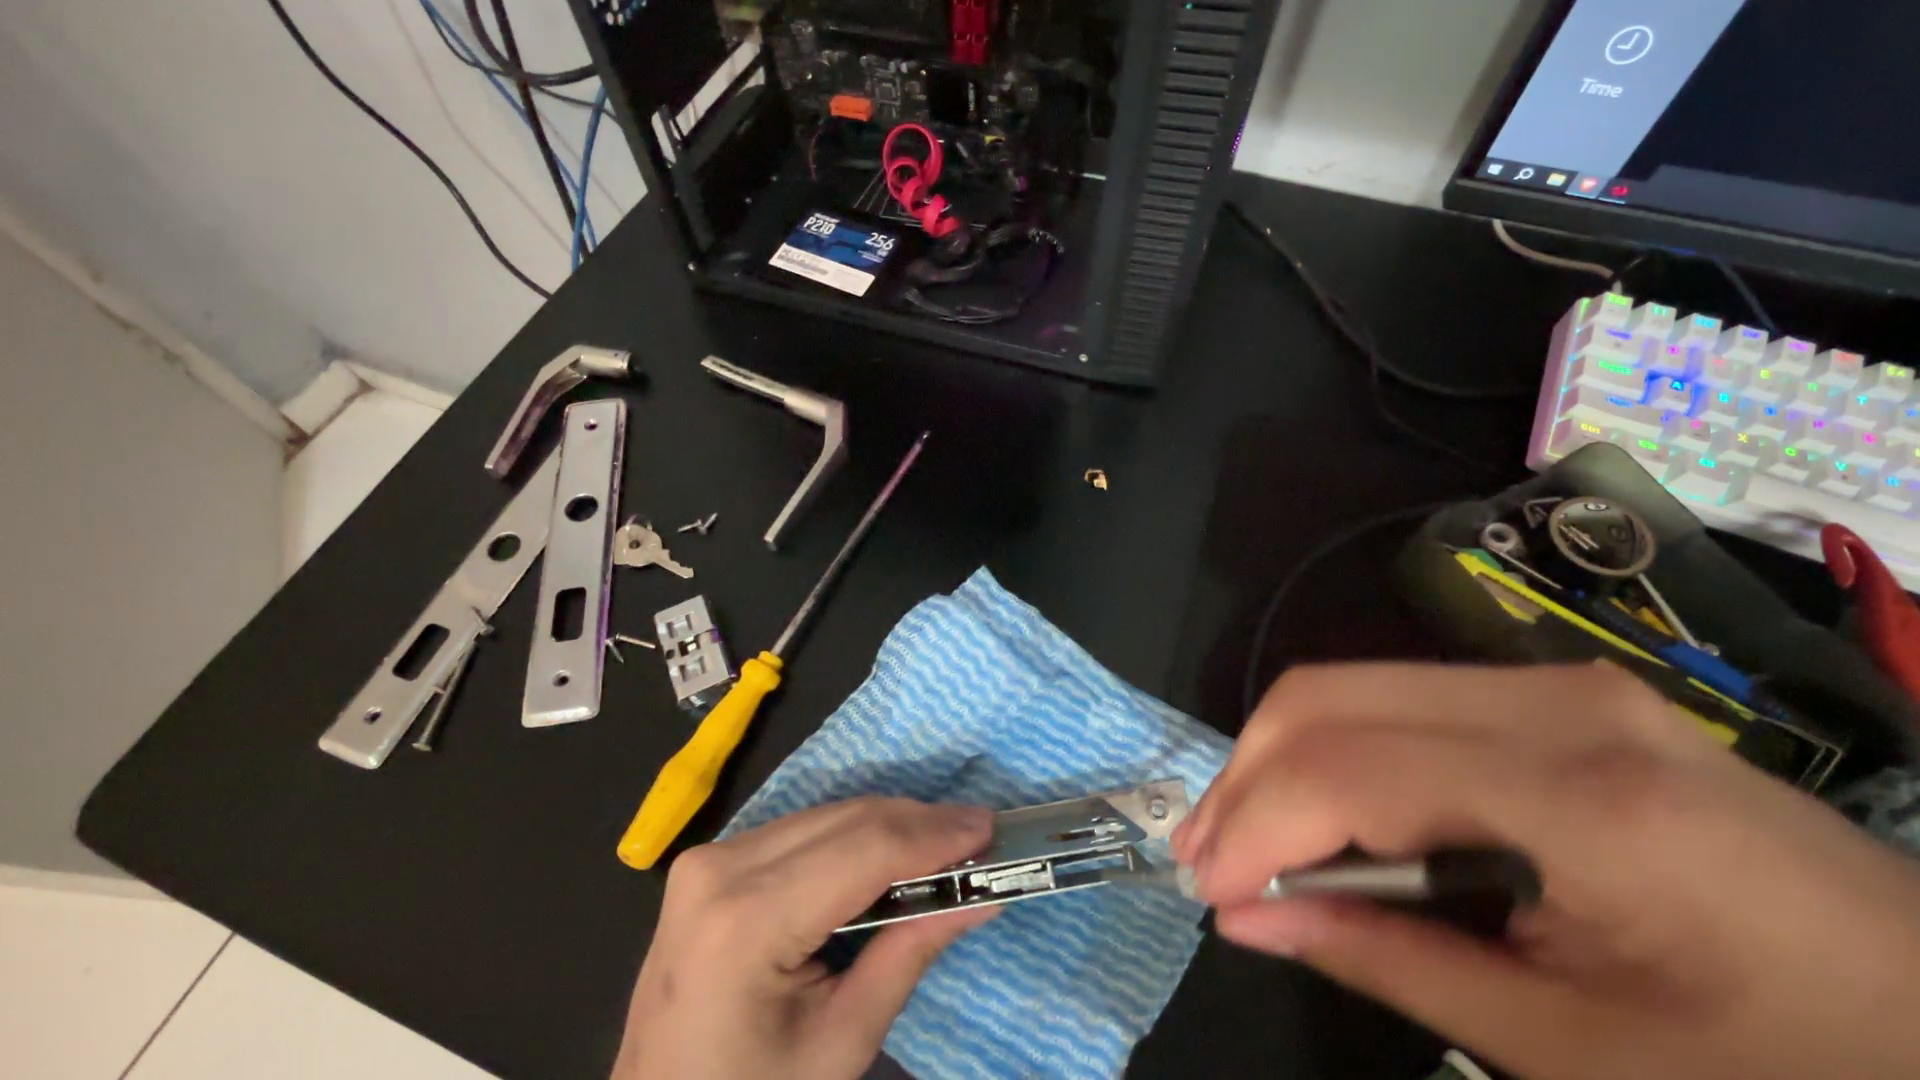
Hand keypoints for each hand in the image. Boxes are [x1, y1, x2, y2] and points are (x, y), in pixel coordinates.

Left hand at [610, 798, 996, 1079]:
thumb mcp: (842, 1040)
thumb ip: (908, 954)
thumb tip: (980, 896)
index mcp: (747, 920)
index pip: (863, 851)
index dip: (933, 835)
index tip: (991, 830)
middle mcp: (720, 867)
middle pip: (845, 821)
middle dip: (920, 824)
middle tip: (979, 837)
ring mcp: (708, 858)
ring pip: (825, 816)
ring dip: (890, 826)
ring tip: (944, 846)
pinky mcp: (709, 862)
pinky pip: (799, 830)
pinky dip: (852, 836)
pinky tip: (889, 854)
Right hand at [1172, 662, 1919, 1079]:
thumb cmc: (1782, 1066)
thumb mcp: (1571, 1051)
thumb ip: (1387, 959)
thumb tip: (1246, 918)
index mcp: (1581, 793)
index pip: (1348, 770)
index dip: (1252, 828)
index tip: (1205, 894)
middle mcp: (1559, 702)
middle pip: (1330, 696)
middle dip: (1243, 778)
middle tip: (1204, 862)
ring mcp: (1564, 687)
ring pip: (1355, 686)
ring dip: (1279, 760)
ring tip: (1244, 843)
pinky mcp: (1565, 698)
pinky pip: (1403, 703)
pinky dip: (1336, 754)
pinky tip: (1323, 816)